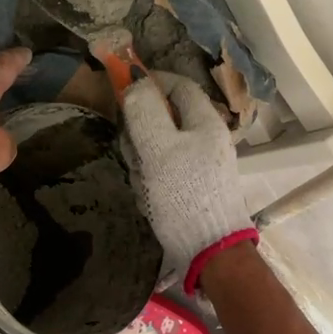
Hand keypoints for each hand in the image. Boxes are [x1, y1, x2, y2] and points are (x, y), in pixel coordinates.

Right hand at [120, 73, 252, 290]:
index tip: (122, 90)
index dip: (151, 82)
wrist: (211, 251)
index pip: (178, 86)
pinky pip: (164, 177)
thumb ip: (144, 113)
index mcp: (205, 122)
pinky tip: (150, 200)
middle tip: (130, 149)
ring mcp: (201, 168)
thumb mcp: (159, 148)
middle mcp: (206, 141)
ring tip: (142, 184)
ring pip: (160, 151)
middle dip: (141, 133)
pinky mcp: (193, 191)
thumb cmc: (185, 195)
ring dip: (143, 163)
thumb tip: (133, 82)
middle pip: (165, 120)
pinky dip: (151, 184)